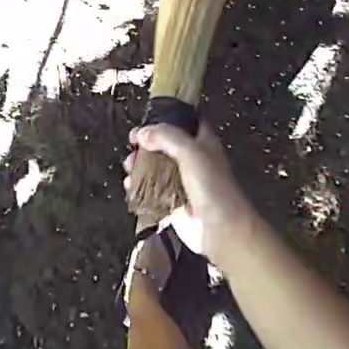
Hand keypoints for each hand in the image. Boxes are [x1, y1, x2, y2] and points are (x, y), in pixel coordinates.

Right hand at [125, 123, 260, 263]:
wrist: (220, 229)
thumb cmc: (210, 185)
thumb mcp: (190, 152)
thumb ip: (167, 137)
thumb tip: (142, 133)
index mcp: (202, 142)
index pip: (184, 122)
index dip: (165, 119)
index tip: (145, 122)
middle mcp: (193, 159)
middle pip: (166, 145)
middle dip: (147, 145)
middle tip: (132, 146)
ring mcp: (183, 182)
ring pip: (157, 167)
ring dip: (141, 165)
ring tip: (129, 167)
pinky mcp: (173, 203)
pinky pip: (153, 191)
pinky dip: (140, 187)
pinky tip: (130, 186)